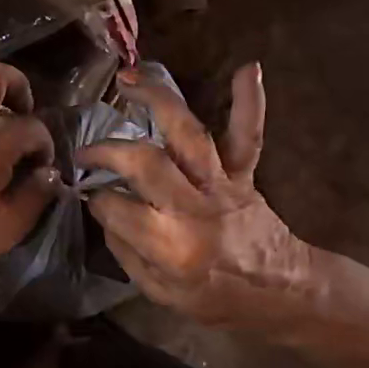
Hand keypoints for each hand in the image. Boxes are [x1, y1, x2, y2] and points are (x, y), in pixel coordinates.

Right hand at [81, 64, 317, 328]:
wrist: (284, 294)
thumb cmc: (216, 299)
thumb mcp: (159, 293)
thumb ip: (125, 250)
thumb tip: (102, 208)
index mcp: (170, 244)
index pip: (115, 207)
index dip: (95, 200)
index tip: (90, 198)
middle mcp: (194, 207)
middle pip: (144, 161)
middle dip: (107, 150)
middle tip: (84, 151)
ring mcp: (221, 185)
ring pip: (187, 134)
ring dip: (156, 100)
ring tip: (126, 79)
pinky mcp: (243, 174)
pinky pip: (247, 135)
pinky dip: (248, 102)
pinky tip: (247, 68)